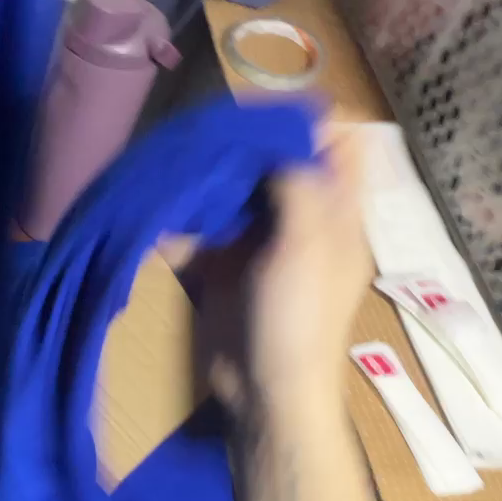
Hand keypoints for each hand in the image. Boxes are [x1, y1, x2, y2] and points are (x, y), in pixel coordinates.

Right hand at [199, 124, 373, 413]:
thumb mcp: (307, 245)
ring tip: (177, 162)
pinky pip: (202, 235)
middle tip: (206, 131)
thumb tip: (273, 143)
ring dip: (208, 183)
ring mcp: (258, 246)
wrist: (265, 390)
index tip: (264, 110)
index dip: (310, 122)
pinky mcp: (221, 270)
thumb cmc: (297, 319)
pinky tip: (161, 215)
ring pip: (235, 197)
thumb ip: (297, 185)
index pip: (340, 147)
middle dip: (245, 148)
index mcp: (335, 214)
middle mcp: (299, 222)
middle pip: (278, 166)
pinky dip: (182, 225)